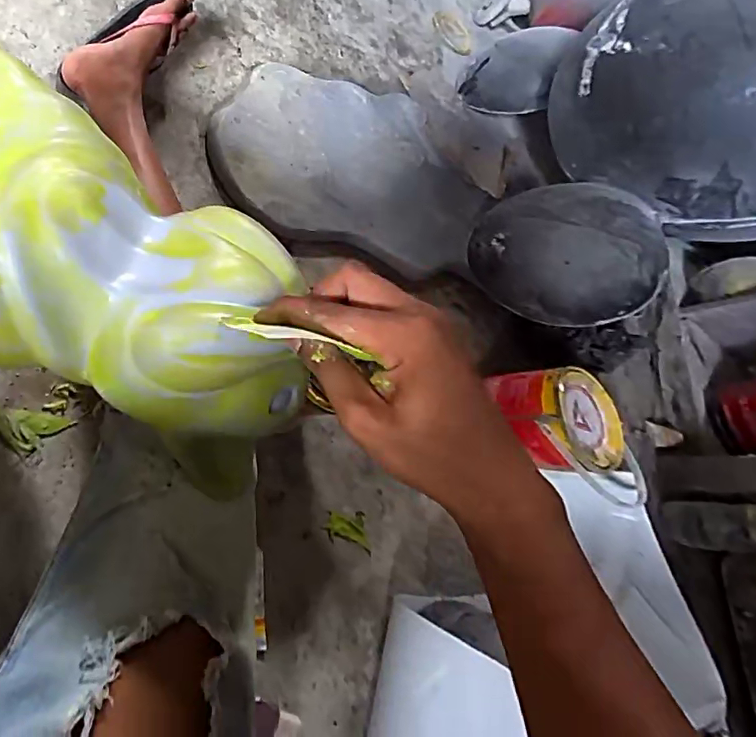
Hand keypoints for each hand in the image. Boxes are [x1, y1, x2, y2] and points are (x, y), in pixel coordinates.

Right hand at [257, 262, 544, 525]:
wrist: (493, 477)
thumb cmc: (430, 457)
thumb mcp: (367, 423)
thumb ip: (330, 372)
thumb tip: (299, 337)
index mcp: (405, 335)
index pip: (333, 309)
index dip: (292, 310)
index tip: (261, 316)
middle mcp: (420, 313)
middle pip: (353, 278)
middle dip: (317, 296)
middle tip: (297, 329)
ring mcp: (432, 318)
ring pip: (369, 287)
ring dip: (337, 304)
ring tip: (318, 340)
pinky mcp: (435, 329)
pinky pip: (385, 303)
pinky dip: (358, 314)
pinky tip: (348, 347)